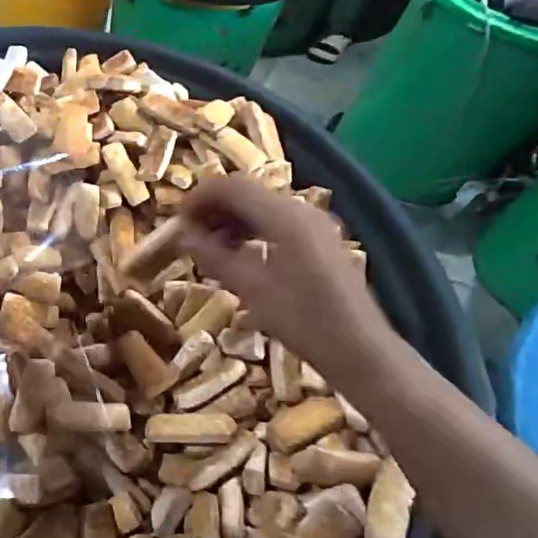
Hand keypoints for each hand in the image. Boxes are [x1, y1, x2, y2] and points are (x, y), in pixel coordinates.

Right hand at [177, 178, 394, 377]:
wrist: (360, 349)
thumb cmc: (304, 323)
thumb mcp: (253, 291)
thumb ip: (215, 258)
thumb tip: (184, 237)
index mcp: (285, 217)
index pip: (232, 187)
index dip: (200, 197)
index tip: (178, 220)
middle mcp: (302, 210)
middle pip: (248, 193)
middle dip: (215, 209)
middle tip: (190, 236)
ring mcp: (316, 224)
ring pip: (263, 207)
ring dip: (233, 220)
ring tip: (211, 249)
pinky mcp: (322, 240)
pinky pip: (279, 222)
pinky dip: (254, 230)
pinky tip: (241, 256)